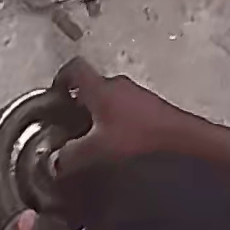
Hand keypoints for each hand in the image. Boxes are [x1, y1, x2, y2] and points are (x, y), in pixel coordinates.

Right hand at [52, 57, 209, 175]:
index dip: (61, 76)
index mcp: (100, 87)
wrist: (176, 134)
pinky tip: (113, 137)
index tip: (53, 93)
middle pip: (89, 83)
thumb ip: (72, 155)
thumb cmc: (135, 135)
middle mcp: (115, 83)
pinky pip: (120, 103)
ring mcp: (132, 90)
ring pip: (105, 94)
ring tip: (89, 134)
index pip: (75, 67)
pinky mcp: (145, 102)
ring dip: (94, 109)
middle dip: (76, 100)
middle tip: (67, 122)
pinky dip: (111, 115)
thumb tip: (54, 162)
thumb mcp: (98, 149)